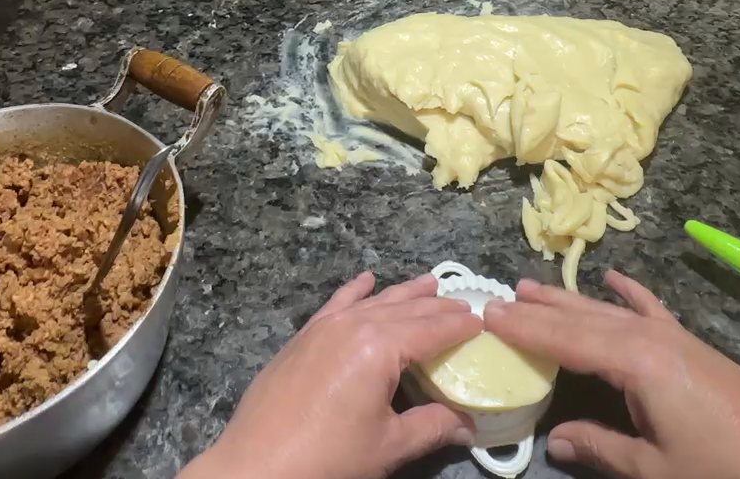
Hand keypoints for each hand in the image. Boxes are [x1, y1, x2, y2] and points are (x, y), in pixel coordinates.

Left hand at [181, 272, 481, 478]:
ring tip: (429, 282)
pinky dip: (355, 290)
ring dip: (403, 293)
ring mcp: (326, 325)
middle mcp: (355, 323)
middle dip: (437, 307)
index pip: (431, 329)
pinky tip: (366, 279)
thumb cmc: (328, 458)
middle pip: (405, 309)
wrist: (257, 464)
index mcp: (380, 346)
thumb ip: (430, 427)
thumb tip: (468, 425)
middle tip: (464, 303)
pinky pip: (336, 301)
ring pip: (374, 300)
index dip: (458, 325)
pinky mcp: (304, 334)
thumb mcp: (387, 445)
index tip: (481, 319)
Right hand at [484, 270, 739, 478]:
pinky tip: (613, 280)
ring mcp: (673, 337)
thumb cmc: (728, 473)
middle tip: (496, 298)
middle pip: (581, 317)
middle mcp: (648, 337)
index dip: (524, 327)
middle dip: (538, 309)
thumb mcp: (658, 470)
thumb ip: (602, 447)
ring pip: (607, 311)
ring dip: (568, 300)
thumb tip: (552, 440)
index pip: (565, 339)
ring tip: (530, 287)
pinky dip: (629, 294)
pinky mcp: (691, 346)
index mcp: (635, 362)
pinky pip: (651, 309)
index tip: (485, 312)